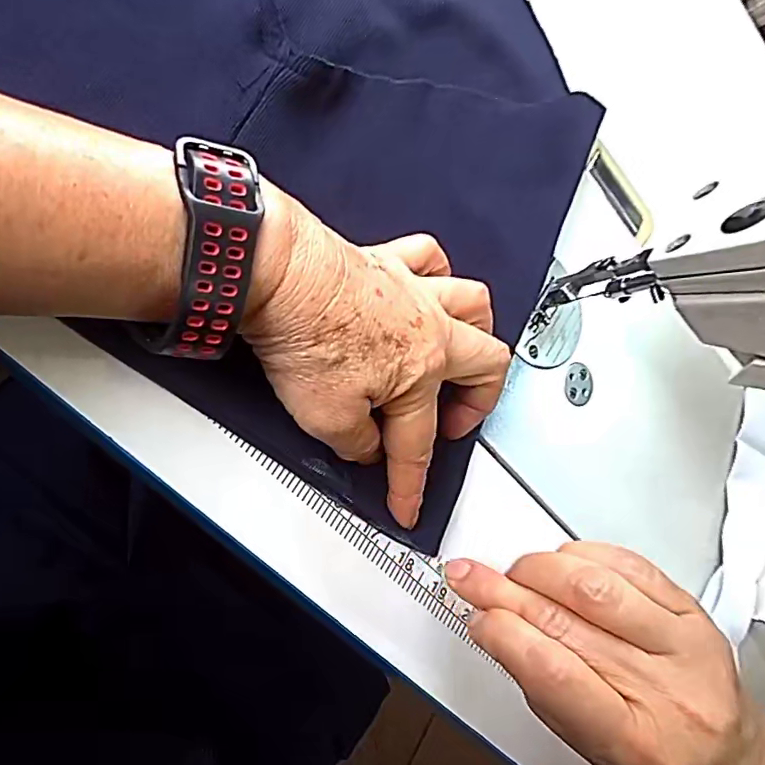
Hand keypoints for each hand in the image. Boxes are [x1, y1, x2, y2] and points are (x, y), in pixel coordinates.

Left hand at [242, 198, 509, 527]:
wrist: (282, 277)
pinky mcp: (382, 261)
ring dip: (477, 334)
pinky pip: (430, 259)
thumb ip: (354, 441)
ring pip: (473, 305)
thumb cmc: (304, 336)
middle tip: (455, 423)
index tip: (405, 505)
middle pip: (483, 366)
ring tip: (463, 358)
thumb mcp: (325, 417)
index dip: (409, 482)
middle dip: (477, 402)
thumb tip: (366, 448)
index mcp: (420, 371)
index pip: (416, 442)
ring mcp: (410, 289)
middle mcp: (429, 326)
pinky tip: (429, 284)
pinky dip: (437, 273)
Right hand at [444, 542, 764, 764]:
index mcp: (629, 735)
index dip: (503, 633)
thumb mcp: (571, 733)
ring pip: (596, 585)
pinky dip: (583, 555)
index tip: (476, 618)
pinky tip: (562, 564)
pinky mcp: (696, 613)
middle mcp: (666, 688)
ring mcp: (687, 646)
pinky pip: (633, 566)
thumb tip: (487, 620)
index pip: (553, 671)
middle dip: (500, 589)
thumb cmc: (646, 753)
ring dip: (537, 569)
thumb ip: (529, 675)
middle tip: (468, 577)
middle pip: (566, 618)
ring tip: (515, 573)